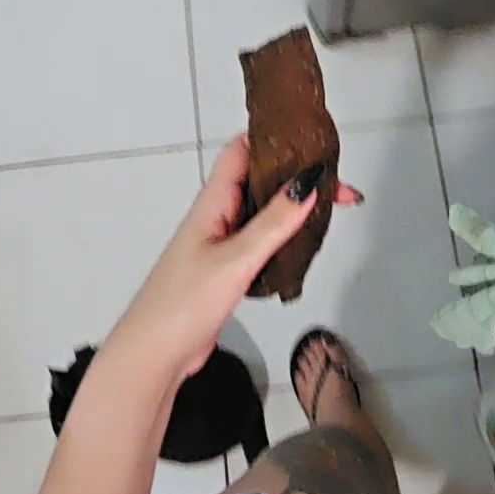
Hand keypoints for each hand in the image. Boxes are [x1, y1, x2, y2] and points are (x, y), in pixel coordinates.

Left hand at [106, 137, 359, 383]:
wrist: (156, 354)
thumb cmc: (183, 304)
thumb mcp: (235, 259)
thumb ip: (273, 223)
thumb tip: (308, 183)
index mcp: (213, 202)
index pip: (242, 150)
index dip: (274, 138)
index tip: (312, 142)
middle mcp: (218, 214)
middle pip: (260, 178)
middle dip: (297, 176)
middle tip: (338, 186)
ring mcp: (222, 241)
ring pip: (263, 209)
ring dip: (294, 206)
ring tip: (332, 209)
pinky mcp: (228, 266)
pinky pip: (261, 237)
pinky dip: (286, 234)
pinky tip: (305, 242)